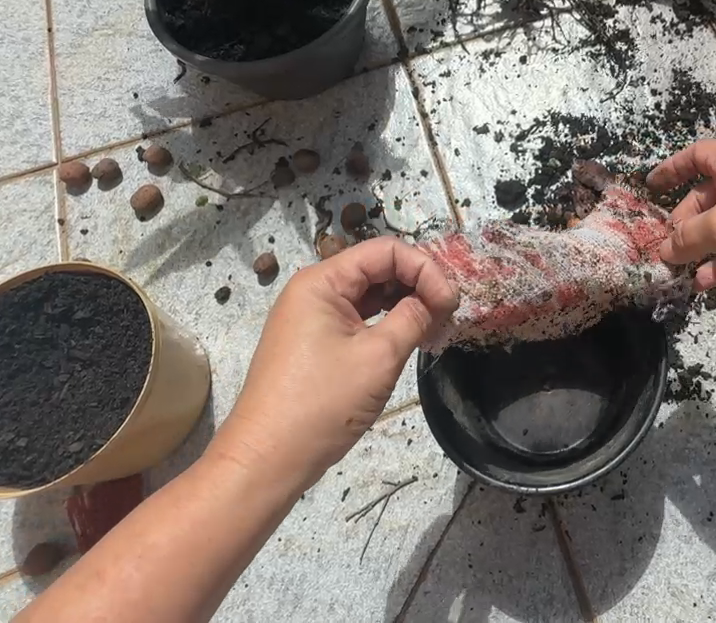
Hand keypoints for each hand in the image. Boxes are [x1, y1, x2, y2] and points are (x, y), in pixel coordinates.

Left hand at [208, 238, 456, 493]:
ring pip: (371, 293)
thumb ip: (415, 317)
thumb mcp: (379, 357)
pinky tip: (409, 337)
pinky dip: (387, 321)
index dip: (425, 269)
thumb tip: (438, 299)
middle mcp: (314, 290)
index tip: (450, 302)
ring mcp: (313, 317)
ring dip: (406, 302)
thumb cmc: (321, 405)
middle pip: (378, 267)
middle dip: (418, 283)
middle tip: (447, 313)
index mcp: (322, 282)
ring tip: (434, 325)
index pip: (387, 251)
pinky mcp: (316, 342)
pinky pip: (359, 317)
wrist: (265, 464)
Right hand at [648, 139, 715, 300]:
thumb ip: (687, 237)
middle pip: (704, 198)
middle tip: (665, 246)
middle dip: (683, 223)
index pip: (696, 156)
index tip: (651, 186)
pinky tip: (702, 284)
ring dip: (698, 248)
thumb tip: (664, 248)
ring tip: (676, 269)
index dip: (672, 168)